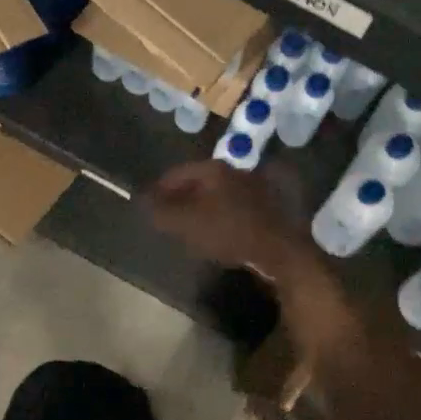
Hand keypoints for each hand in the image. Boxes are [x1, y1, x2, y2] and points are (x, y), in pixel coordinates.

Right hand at [145, 161, 315, 278]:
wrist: (279, 250)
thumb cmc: (229, 232)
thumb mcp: (187, 223)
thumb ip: (161, 211)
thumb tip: (141, 199)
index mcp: (214, 170)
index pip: (177, 173)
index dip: (159, 188)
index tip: (148, 203)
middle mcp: (235, 171)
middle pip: (199, 182)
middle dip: (181, 197)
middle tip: (167, 216)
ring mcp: (254, 187)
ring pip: (218, 194)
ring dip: (202, 207)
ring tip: (189, 226)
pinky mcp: (268, 207)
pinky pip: (234, 207)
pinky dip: (220, 216)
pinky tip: (217, 233)